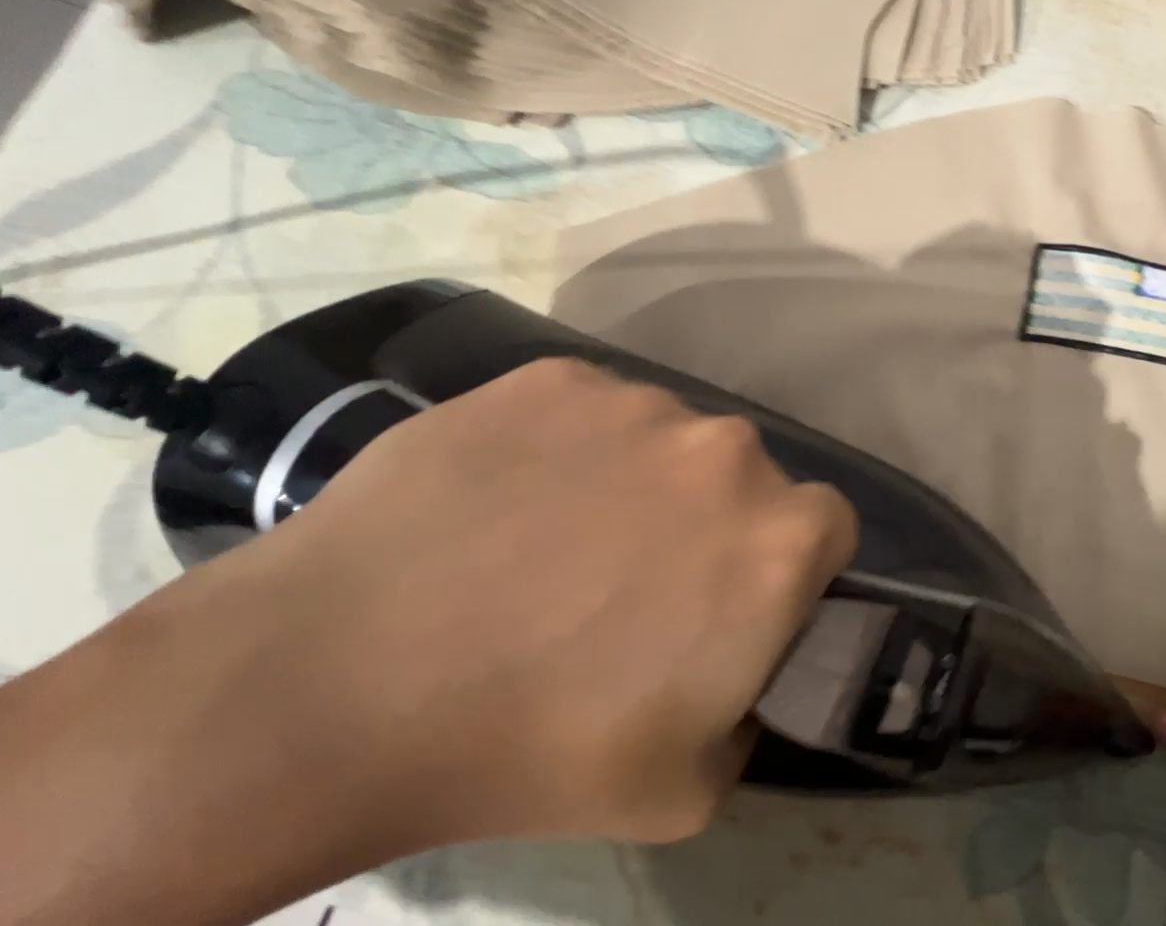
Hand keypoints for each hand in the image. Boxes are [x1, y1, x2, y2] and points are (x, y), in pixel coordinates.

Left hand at [271, 356, 858, 842]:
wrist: (334, 688)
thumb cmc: (535, 749)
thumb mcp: (687, 787)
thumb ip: (749, 719)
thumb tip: (737, 675)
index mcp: (779, 541)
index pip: (830, 529)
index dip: (792, 569)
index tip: (735, 602)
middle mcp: (727, 451)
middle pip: (747, 479)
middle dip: (713, 523)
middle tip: (634, 581)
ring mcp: (635, 404)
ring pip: (668, 439)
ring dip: (640, 481)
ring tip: (554, 540)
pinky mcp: (550, 379)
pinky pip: (589, 411)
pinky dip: (568, 448)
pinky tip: (504, 501)